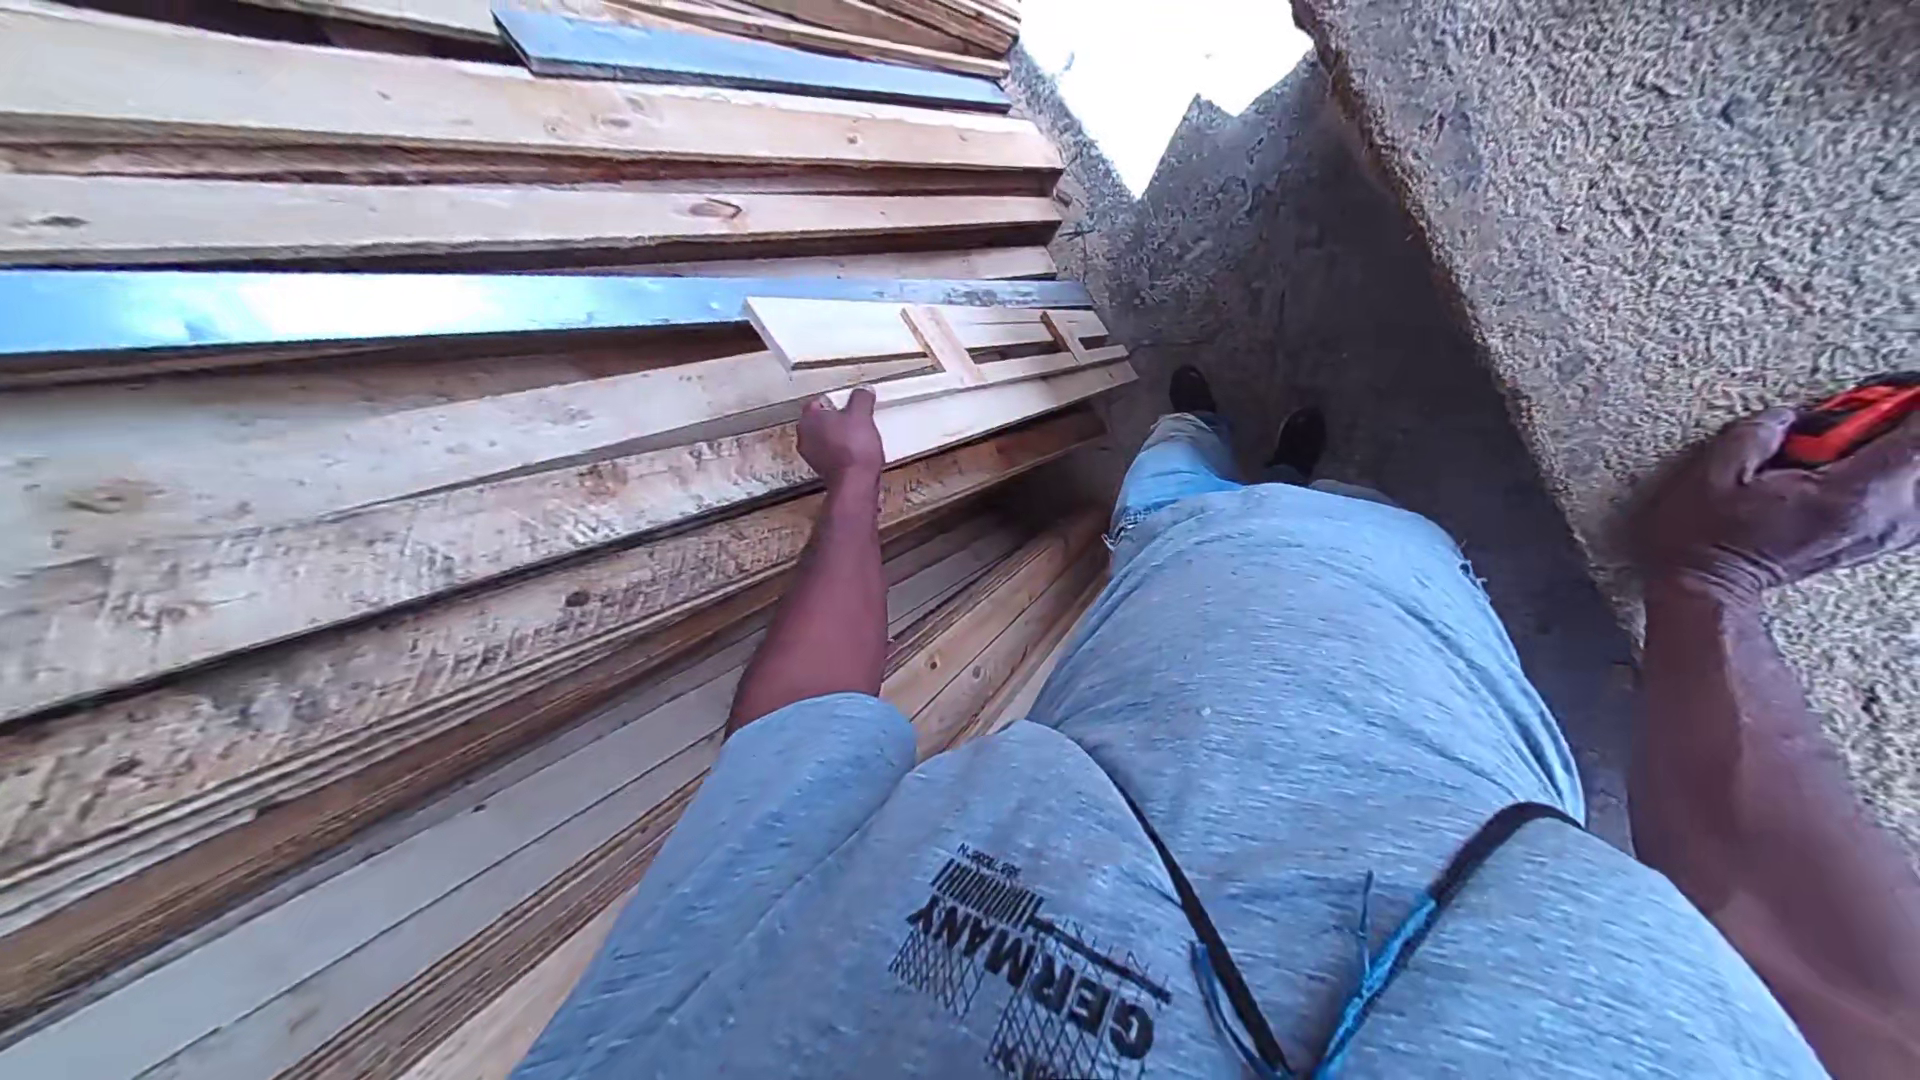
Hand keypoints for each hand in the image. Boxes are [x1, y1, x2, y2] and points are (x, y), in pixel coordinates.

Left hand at [798, 387, 883, 489]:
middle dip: (838, 420)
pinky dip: (842, 452)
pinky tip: (857, 453)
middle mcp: (805, 437)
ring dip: (840, 436)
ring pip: (827, 438)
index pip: (819, 402)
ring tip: (859, 437)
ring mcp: (812, 456)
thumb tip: (864, 390)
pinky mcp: (823, 470)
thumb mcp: (862, 415)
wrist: (856, 483)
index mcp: (809, 419)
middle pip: (822, 421)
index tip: (851, 404)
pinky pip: (832, 454)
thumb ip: (861, 398)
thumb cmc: (854, 448)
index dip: (837, 401)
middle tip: (857, 419)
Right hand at [1633, 408, 1919, 603]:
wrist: (1702, 583)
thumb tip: (1787, 415)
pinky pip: (1914, 499)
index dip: (1908, 403)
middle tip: (1845, 424)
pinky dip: (1897, 479)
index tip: (1881, 393)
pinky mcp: (1885, 539)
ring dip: (1895, 457)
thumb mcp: (1708, 477)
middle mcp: (1889, 513)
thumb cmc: (1700, 534)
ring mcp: (1892, 530)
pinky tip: (1858, 476)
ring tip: (1839, 453)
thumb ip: (1755, 436)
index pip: (1919, 434)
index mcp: (1850, 493)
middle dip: (1895, 429)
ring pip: (1918, 477)